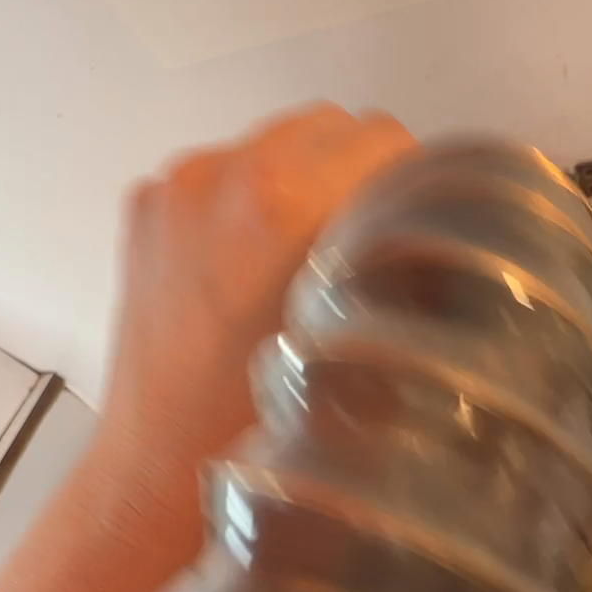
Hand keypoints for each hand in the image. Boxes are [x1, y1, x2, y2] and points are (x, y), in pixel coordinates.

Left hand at [101, 103, 417, 473]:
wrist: (159, 465)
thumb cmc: (255, 428)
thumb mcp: (366, 353)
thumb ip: (410, 277)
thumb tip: (439, 234)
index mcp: (280, 204)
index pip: (384, 138)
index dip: (415, 179)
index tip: (419, 216)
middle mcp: (220, 177)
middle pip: (334, 127)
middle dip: (364, 173)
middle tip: (371, 237)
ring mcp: (178, 186)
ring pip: (283, 140)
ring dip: (311, 178)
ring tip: (311, 250)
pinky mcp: (151, 202)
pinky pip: (232, 166)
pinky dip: (257, 193)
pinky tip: (258, 259)